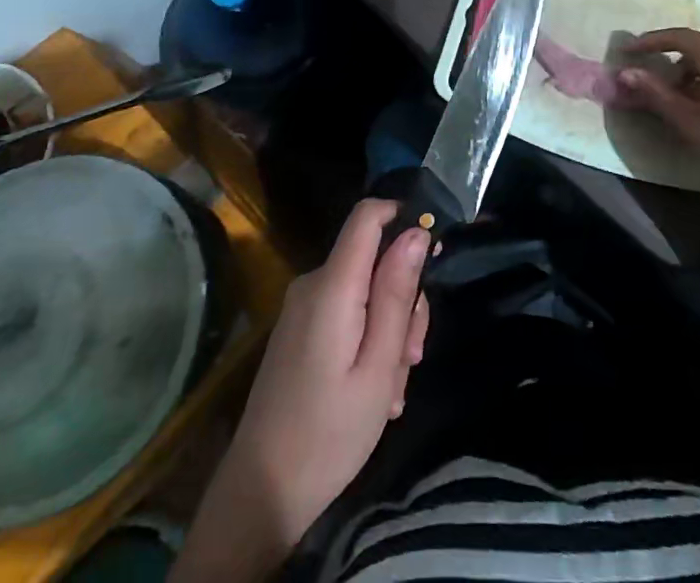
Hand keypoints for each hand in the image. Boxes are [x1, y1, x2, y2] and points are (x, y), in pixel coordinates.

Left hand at [202, 201, 430, 553]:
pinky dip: (368, 345)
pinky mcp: (300, 328)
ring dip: (388, 335)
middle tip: (409, 361)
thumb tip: (416, 233)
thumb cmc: (331, 431)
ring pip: (366, 294)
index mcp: (331, 286)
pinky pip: (347, 316)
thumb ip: (395, 294)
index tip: (434, 258)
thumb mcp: (379, 365)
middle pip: (374, 262)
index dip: (403, 219)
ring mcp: (302, 306)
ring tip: (387, 390)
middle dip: (403, 304)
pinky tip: (372, 392)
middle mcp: (312, 284)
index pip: (367, 216)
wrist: (266, 483)